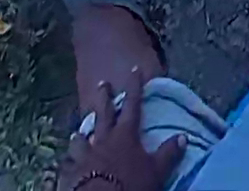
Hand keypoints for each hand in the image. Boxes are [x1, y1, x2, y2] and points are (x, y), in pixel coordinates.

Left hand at [57, 66, 185, 190]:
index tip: (134, 69)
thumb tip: (183, 136)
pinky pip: (67, 165)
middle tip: (101, 83)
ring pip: (80, 139)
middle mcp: (103, 139)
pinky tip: (65, 163)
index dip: (134, 86)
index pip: (132, 104)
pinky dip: (67, 163)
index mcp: (124, 134)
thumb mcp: (156, 171)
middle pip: (103, 113)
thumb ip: (168, 153)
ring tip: (77, 132)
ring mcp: (84, 155)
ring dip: (80, 134)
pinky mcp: (71, 174)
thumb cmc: (130, 186)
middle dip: (103, 97)